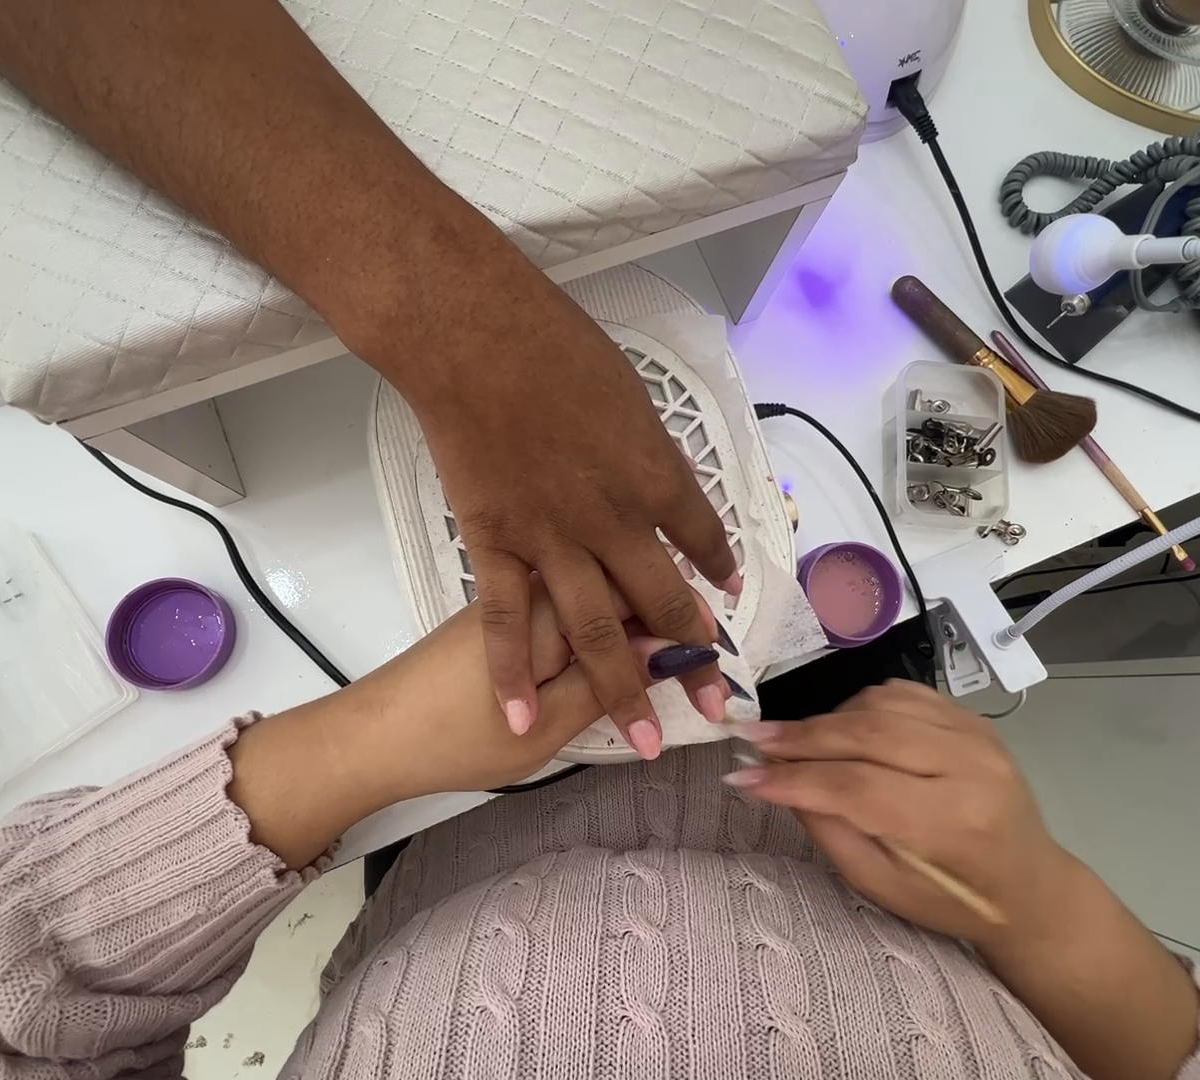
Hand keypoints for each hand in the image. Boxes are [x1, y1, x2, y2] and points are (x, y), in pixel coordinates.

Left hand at [348, 580, 706, 798]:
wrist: (373, 731)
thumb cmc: (456, 739)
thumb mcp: (543, 727)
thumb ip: (607, 684)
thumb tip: (668, 655)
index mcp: (554, 608)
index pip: (642, 611)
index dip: (690, 645)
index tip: (719, 688)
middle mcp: (543, 583)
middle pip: (629, 591)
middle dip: (679, 627)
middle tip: (712, 671)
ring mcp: (523, 589)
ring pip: (603, 588)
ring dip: (646, 618)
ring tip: (685, 651)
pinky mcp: (508, 603)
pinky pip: (575, 595)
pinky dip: (609, 616)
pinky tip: (628, 635)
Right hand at [372, 241, 738, 759]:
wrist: (473, 337)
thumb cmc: (557, 344)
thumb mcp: (628, 394)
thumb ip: (648, 453)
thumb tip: (662, 487)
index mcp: (655, 475)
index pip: (703, 540)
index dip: (719, 573)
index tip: (726, 599)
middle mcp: (614, 522)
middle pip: (663, 602)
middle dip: (693, 659)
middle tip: (717, 706)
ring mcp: (552, 542)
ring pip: (594, 631)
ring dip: (623, 690)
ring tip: (645, 742)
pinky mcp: (494, 546)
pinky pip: (505, 621)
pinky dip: (514, 672)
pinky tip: (525, 718)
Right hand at [725, 681, 1199, 1079]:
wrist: (1031, 884)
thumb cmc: (952, 899)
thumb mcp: (882, 885)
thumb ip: (828, 829)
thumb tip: (773, 779)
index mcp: (952, 823)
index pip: (856, 786)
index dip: (793, 779)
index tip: (742, 777)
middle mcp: (970, 767)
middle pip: (865, 734)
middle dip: (799, 737)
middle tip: (750, 739)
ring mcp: (976, 734)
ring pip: (878, 704)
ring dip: (827, 719)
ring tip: (793, 740)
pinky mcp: (971, 716)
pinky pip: (899, 692)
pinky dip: (859, 705)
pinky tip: (840, 726)